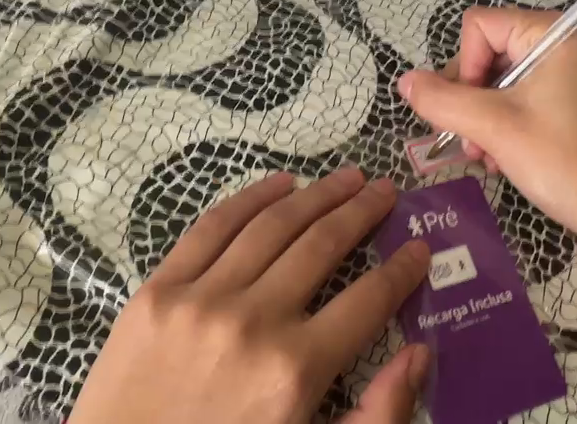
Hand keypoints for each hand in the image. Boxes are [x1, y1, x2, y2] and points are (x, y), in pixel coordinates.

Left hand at [72, 168, 432, 423]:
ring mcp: (200, 299)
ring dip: (318, 193)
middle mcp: (254, 321)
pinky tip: (280, 183)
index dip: (401, 271)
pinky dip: (251, 197)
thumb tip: (420, 352)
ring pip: (274, 225)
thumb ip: (375, 417)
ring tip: (348, 176)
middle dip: (363, 212)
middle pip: (323, 245)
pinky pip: (212, 227)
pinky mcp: (157, 291)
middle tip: (386, 190)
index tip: (419, 247)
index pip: (368, 301)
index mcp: (295, 372)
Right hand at [397, 7, 576, 302]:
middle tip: (469, 144)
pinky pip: (528, 98)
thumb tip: (404, 82)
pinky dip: (508, 125)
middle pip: (490, 52)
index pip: (479, 26)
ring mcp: (576, 73)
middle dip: (471, 98)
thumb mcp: (494, 129)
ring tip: (486, 159)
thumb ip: (442, 100)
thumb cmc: (565, 163)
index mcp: (553, 33)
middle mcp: (566, 42)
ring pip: (505, 81)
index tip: (468, 112)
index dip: (462, 66)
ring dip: (485, 118)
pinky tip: (504, 160)